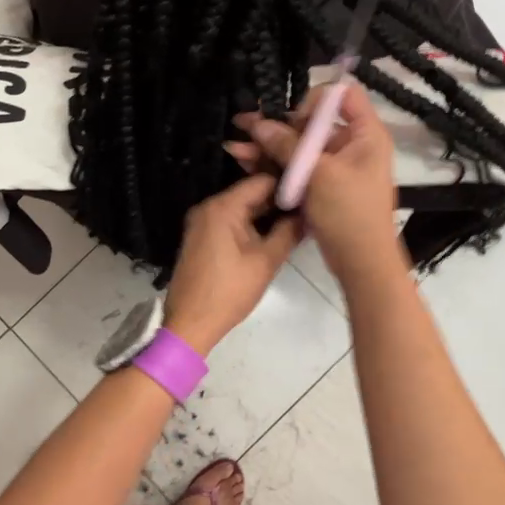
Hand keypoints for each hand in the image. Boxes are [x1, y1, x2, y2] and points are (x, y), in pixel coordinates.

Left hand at [163, 174, 304, 352]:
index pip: (262, 181)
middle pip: (250, 193)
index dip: (289, 184)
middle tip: (311, 209)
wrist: (190, 323)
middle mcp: (208, 207)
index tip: (313, 191)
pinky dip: (251, 225)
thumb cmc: (229, 292)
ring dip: (266, 215)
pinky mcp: (200, 237)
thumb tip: (308, 213)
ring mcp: (201, 222)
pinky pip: (230, 222)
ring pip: (241, 209)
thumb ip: (289, 231)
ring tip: (298, 221)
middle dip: (279, 201)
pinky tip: (273, 234)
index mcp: (222, 207)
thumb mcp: (266, 261)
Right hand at [230, 81, 401, 281]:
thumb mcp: (317, 174)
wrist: (361, 263)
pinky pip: (296, 168)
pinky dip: (275, 165)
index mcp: (365, 134)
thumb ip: (287, 146)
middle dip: (277, 125)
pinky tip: (247, 163)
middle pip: (312, 122)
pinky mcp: (321, 187)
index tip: (293, 121)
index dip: (314, 102)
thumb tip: (258, 124)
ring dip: (268, 146)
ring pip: (298, 147)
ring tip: (235, 147)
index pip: (342, 95)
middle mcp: (351, 145)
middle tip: (243, 125)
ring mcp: (335, 167)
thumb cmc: (349, 213)